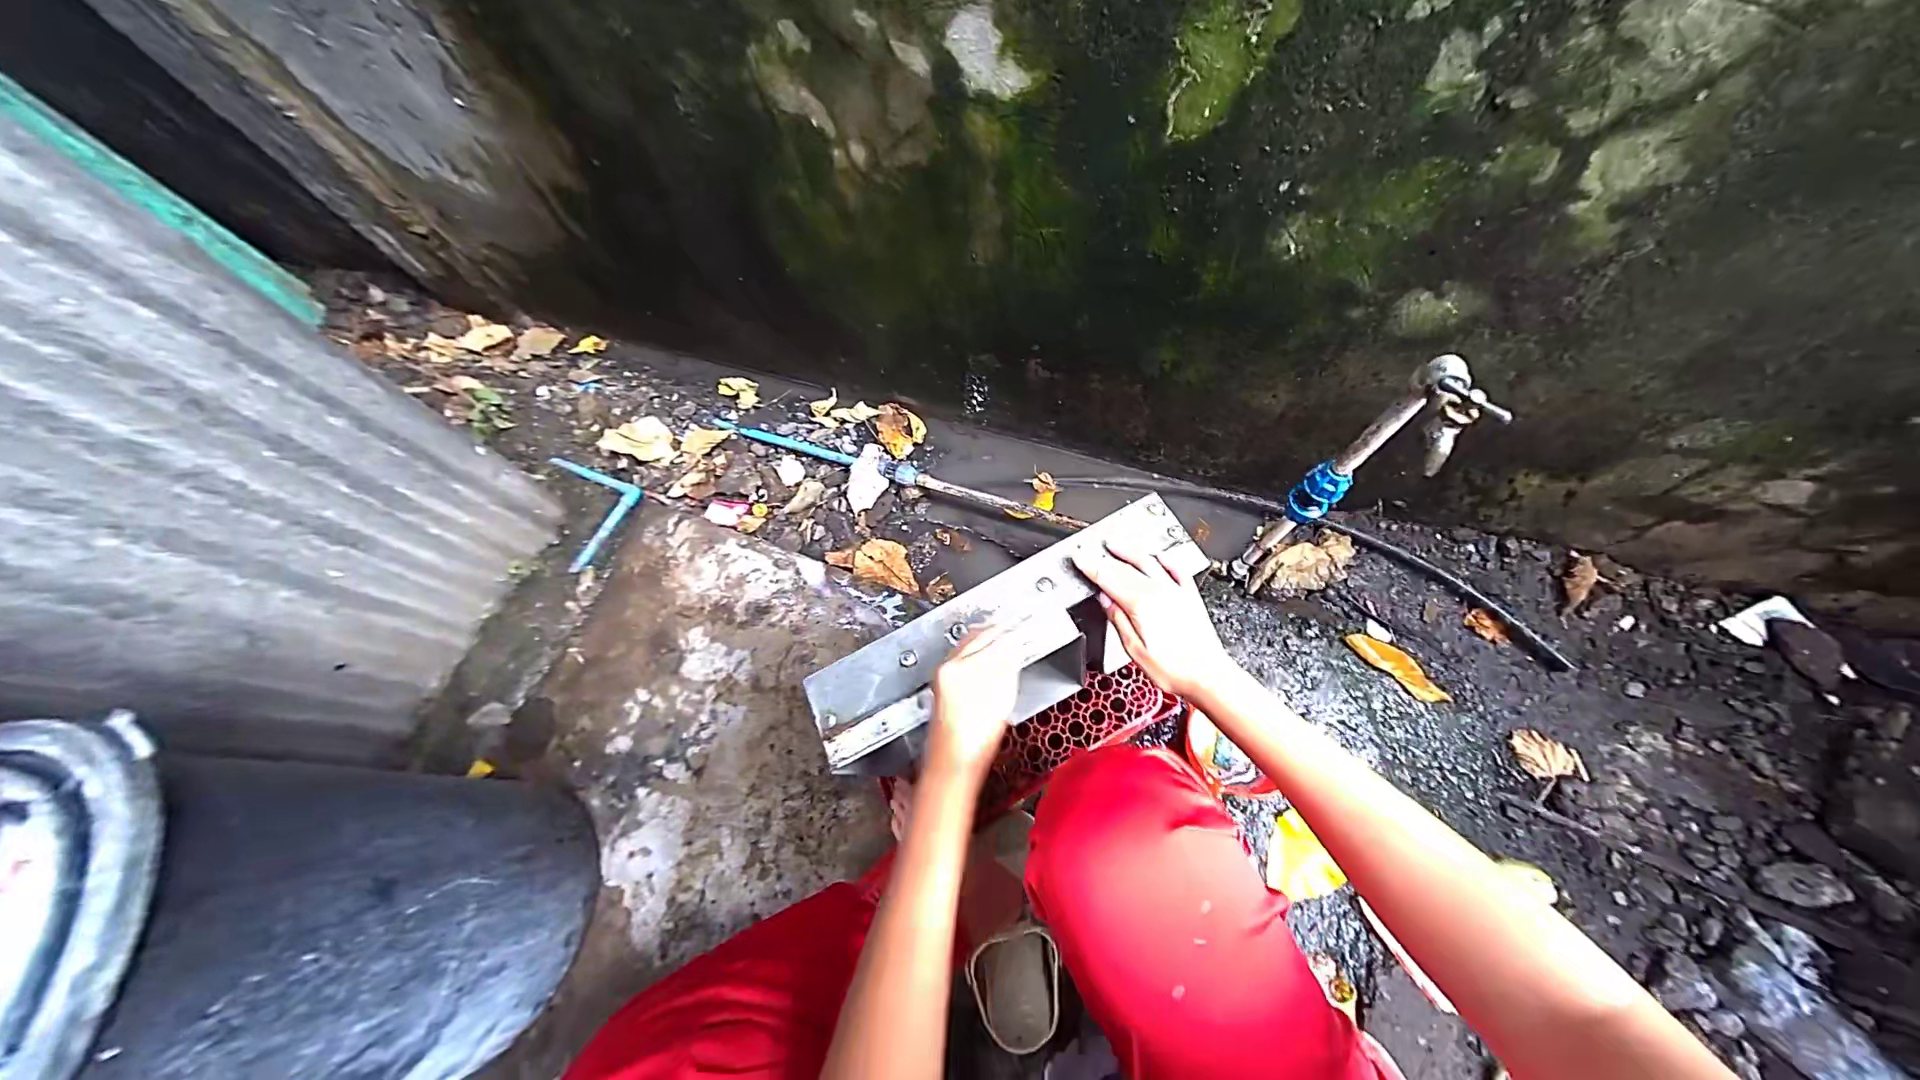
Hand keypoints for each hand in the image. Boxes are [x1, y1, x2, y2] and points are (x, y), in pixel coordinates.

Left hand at [924, 625, 1021, 784]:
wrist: (953, 766)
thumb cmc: (974, 740)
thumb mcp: (1001, 696)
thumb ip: (1008, 665)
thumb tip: (1015, 644)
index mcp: (959, 665)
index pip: (990, 636)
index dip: (1010, 631)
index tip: (1023, 628)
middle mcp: (948, 668)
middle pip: (976, 639)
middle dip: (998, 633)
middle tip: (1017, 630)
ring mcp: (944, 679)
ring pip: (969, 650)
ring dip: (989, 643)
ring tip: (1008, 644)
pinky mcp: (944, 691)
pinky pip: (964, 663)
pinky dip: (981, 657)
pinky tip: (992, 665)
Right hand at [1071, 539, 1234, 698]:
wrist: (1209, 676)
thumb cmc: (1174, 669)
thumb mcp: (1134, 650)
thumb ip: (1118, 620)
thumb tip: (1105, 601)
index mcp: (1141, 605)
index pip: (1108, 578)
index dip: (1091, 566)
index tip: (1079, 557)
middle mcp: (1159, 592)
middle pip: (1125, 567)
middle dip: (1104, 557)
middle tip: (1089, 549)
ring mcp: (1176, 591)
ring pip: (1149, 561)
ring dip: (1130, 551)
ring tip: (1116, 545)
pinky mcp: (1190, 596)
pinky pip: (1176, 569)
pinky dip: (1165, 559)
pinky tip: (1159, 556)